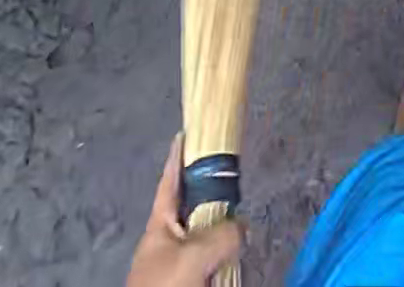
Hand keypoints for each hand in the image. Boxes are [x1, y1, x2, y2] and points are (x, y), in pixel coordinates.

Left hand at [125, 134, 243, 286]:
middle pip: (195, 206)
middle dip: (215, 193)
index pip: (171, 180)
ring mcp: (178, 265)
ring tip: (243, 222)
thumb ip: (223, 233)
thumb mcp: (193, 256)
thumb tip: (241, 228)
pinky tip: (239, 258)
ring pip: (208, 237)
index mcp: (160, 225)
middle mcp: (168, 241)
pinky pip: (213, 264)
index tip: (189, 132)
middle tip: (235, 178)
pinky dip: (226, 259)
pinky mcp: (191, 282)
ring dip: (225, 231)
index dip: (179, 156)